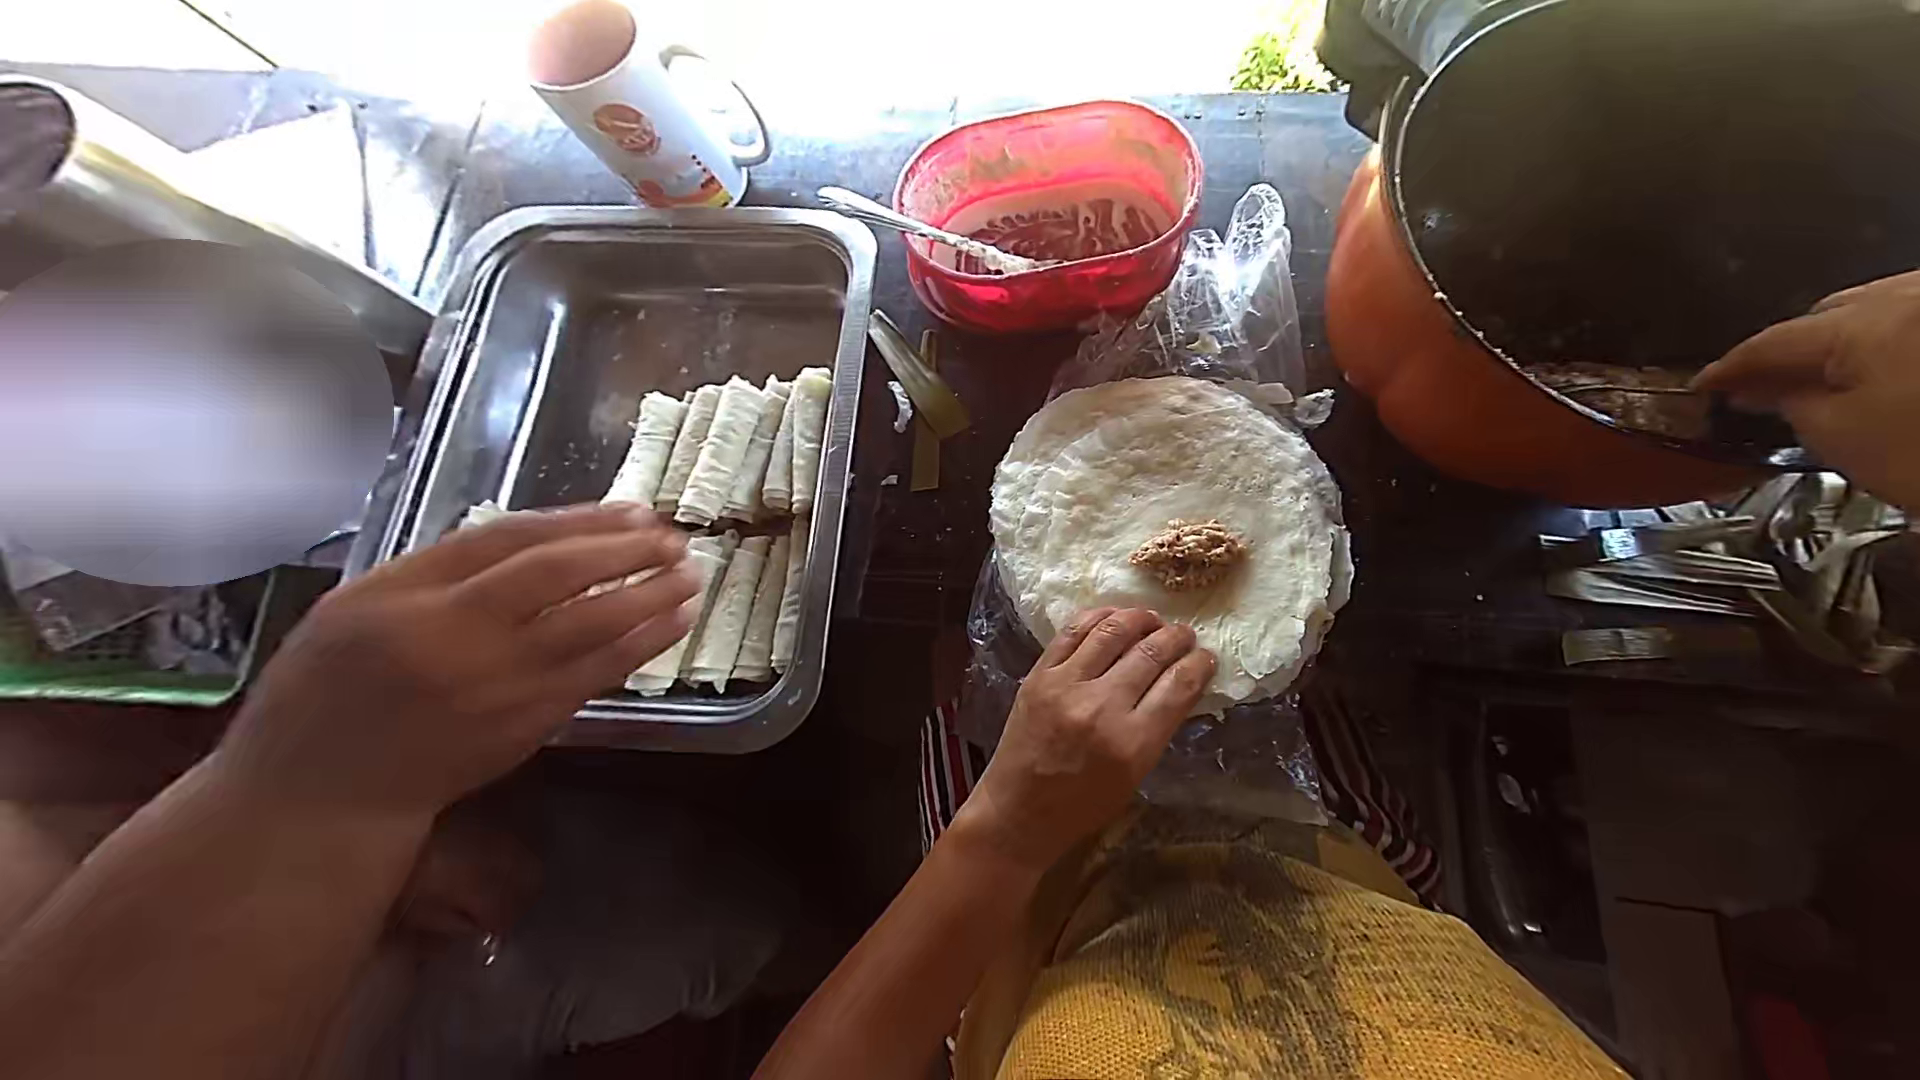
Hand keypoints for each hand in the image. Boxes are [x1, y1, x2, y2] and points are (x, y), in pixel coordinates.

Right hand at [215, 503, 699, 819]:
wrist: (321, 796)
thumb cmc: (333, 689)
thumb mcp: (364, 607)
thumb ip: (448, 568)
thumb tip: (552, 534)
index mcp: (403, 594)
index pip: (511, 537)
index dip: (584, 520)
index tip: (636, 511)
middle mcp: (454, 634)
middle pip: (561, 574)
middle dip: (628, 550)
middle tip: (676, 539)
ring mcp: (499, 682)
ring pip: (595, 625)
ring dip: (654, 595)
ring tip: (693, 574)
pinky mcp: (530, 721)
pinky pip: (601, 672)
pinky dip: (645, 642)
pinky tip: (676, 621)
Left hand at [952, 608, 1213, 871]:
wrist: (1019, 809)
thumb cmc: (1083, 804)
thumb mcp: (1135, 775)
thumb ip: (1157, 727)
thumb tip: (1181, 682)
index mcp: (1132, 743)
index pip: (1178, 687)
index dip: (1199, 665)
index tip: (1207, 656)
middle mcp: (1101, 707)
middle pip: (1150, 653)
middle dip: (1175, 637)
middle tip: (1184, 634)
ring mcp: (1065, 685)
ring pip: (1112, 632)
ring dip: (1140, 618)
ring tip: (1153, 618)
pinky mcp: (1039, 674)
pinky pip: (1072, 632)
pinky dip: (1098, 617)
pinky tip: (1114, 616)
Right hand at [1693, 270, 1919, 510]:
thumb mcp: (1841, 438)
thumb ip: (1789, 403)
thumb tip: (1761, 389)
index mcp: (1870, 323)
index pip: (1769, 342)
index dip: (1727, 368)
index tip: (1703, 387)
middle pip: (1835, 311)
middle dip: (1795, 346)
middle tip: (1766, 385)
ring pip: (1891, 310)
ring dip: (1852, 342)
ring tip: (1834, 379)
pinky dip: (1899, 346)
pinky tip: (1895, 373)